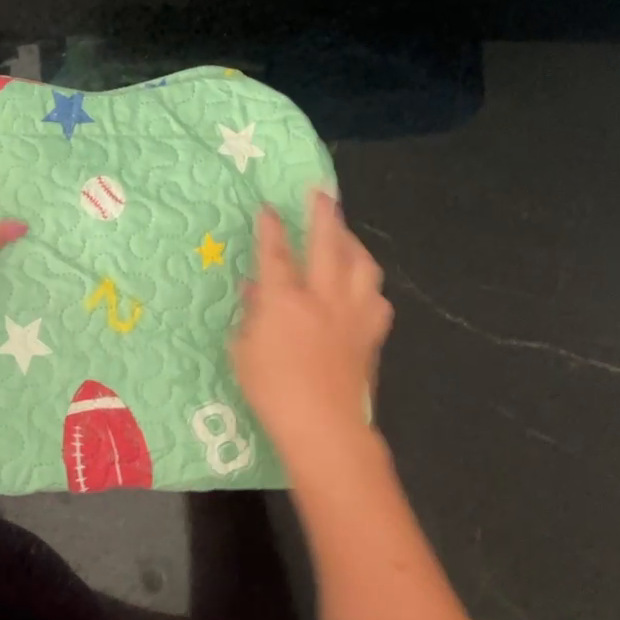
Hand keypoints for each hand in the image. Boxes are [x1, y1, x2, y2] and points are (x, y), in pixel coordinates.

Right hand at [229, 189, 392, 458]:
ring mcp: (352, 314)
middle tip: (320, 193)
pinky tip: (360, 288)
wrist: (324, 427)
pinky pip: (375, 299)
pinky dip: (366, 286)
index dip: (271, 227)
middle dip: (323, 214)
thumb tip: (256, 291)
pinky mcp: (371, 335)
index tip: (268, 207)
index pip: (276, 252)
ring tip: (344, 236)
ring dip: (352, 244)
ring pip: (362, 265)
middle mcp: (322, 298)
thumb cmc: (271, 389)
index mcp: (284, 300)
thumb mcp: (243, 350)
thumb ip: (251, 315)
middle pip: (328, 244)